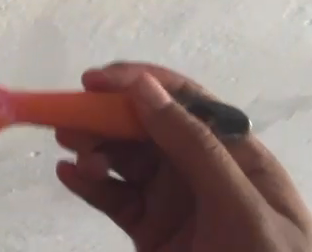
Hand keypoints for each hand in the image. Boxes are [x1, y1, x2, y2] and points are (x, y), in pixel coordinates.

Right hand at [55, 63, 311, 251]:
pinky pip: (111, 194)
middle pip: (143, 125)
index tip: (93, 82)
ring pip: (121, 156)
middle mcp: (201, 171)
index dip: (138, 82)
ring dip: (92, 148)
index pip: (184, 101)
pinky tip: (68, 176)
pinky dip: (86, 181)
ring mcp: (174, 200)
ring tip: (76, 158)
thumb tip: (143, 86)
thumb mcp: (243, 214)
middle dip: (104, 118)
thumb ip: (196, 148)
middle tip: (69, 122)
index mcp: (237, 158)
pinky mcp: (150, 229)